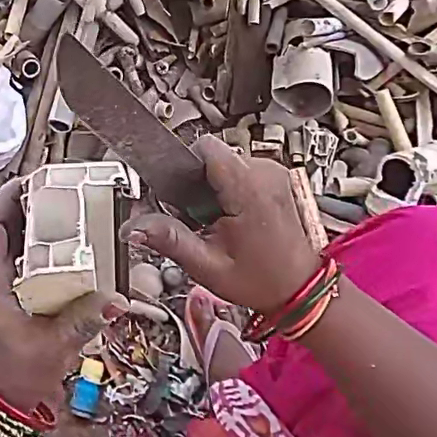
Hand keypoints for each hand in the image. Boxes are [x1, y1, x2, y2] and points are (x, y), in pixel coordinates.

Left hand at [0, 178, 123, 409]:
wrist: (3, 401)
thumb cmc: (21, 374)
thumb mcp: (54, 346)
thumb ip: (83, 321)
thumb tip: (117, 299)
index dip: (6, 199)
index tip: (31, 180)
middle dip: (20, 201)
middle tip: (52, 185)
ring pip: (4, 236)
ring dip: (25, 216)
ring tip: (56, 201)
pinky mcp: (4, 290)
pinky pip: (12, 252)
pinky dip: (30, 237)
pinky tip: (56, 235)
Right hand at [121, 136, 321, 312]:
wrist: (300, 290)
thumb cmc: (262, 280)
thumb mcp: (207, 265)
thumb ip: (170, 239)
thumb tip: (135, 226)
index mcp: (249, 188)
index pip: (205, 146)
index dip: (184, 166)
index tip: (180, 194)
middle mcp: (265, 172)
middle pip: (212, 156)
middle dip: (197, 184)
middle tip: (200, 219)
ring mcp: (274, 173)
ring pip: (224, 162)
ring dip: (213, 187)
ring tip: (218, 221)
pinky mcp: (275, 178)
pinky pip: (240, 170)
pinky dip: (229, 189)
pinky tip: (232, 217)